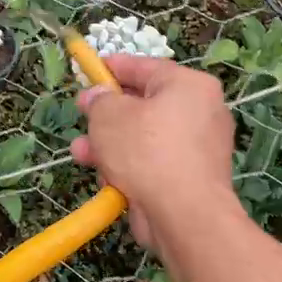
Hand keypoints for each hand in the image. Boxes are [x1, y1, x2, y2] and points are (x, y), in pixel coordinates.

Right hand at [69, 54, 236, 251]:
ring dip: (108, 143)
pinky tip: (105, 176)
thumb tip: (98, 96)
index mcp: (189, 86)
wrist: (183, 214)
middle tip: (82, 114)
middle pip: (143, 104)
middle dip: (105, 114)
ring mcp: (198, 147)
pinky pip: (153, 162)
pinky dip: (128, 166)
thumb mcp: (109, 115)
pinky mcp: (191, 177)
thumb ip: (99, 99)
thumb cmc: (146, 151)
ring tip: (81, 152)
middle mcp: (201, 112)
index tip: (90, 69)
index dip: (112, 67)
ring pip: (143, 137)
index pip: (145, 67)